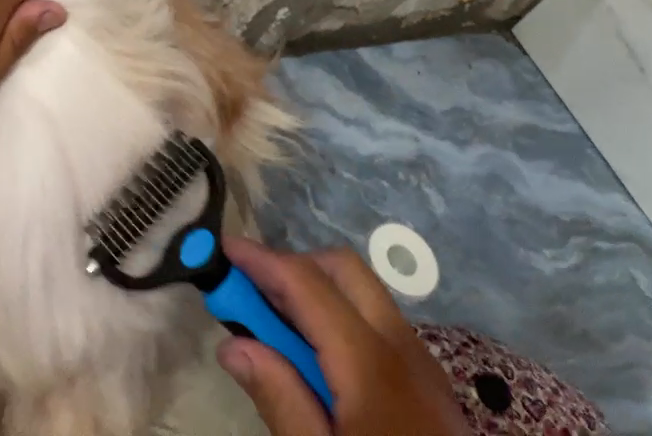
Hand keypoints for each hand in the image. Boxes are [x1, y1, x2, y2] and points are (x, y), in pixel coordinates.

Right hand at [219, 239, 467, 435]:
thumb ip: (279, 400)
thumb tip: (232, 345)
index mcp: (370, 363)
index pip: (306, 284)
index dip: (261, 261)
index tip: (221, 250)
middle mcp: (402, 346)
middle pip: (342, 270)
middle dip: (291, 266)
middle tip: (248, 296)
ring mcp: (423, 363)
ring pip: (364, 294)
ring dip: (315, 291)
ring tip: (274, 331)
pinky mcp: (430, 384)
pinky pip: (379, 323)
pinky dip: (339, 317)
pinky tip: (317, 362)